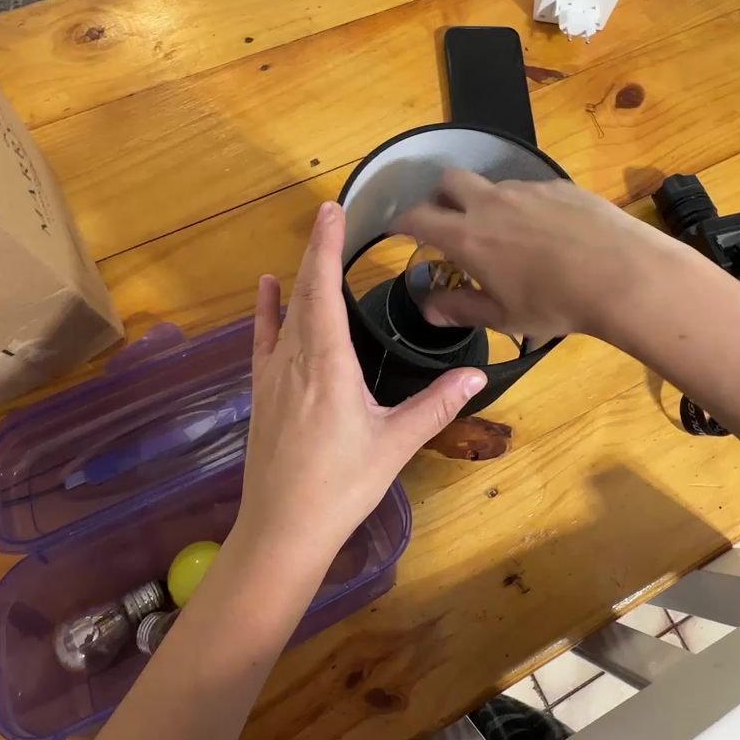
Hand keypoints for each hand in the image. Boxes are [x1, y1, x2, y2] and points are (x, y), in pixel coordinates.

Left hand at [240, 201, 487, 565]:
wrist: (282, 529)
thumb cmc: (342, 486)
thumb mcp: (395, 444)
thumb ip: (436, 405)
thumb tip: (477, 375)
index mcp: (329, 364)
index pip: (325, 290)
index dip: (326, 246)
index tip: (332, 210)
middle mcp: (295, 358)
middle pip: (305, 291)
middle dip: (317, 249)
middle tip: (330, 213)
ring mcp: (273, 374)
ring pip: (286, 311)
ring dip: (300, 274)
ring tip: (313, 243)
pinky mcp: (262, 391)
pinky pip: (264, 337)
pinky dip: (267, 309)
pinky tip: (266, 289)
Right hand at [392, 169, 692, 342]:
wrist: (623, 274)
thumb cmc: (556, 304)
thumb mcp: (503, 317)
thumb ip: (460, 309)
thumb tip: (429, 308)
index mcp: (467, 236)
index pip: (417, 217)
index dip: (401, 222)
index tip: (397, 229)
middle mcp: (490, 203)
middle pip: (448, 180)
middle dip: (439, 196)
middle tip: (447, 221)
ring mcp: (526, 189)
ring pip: (491, 183)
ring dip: (483, 201)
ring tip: (503, 233)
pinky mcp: (559, 186)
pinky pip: (528, 189)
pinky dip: (522, 205)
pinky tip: (546, 231)